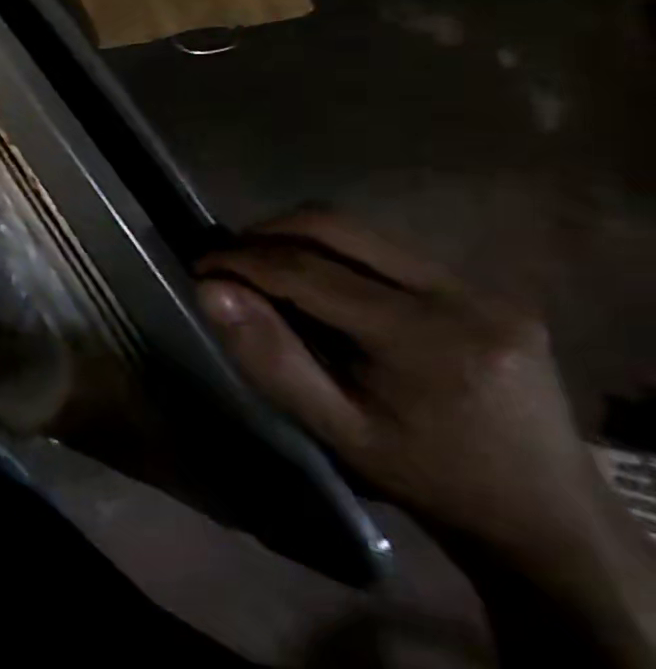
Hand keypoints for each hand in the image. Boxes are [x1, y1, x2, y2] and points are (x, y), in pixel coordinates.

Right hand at [195, 211, 606, 564]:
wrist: (542, 513)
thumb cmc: (423, 476)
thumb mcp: (332, 427)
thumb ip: (270, 355)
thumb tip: (210, 289)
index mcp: (427, 337)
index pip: (308, 269)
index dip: (240, 260)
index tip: (196, 267)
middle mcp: (463, 296)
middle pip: (336, 227)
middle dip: (264, 235)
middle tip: (224, 262)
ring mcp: (482, 288)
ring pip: (360, 231)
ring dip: (296, 241)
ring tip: (259, 272)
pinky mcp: (485, 290)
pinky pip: (385, 250)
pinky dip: (332, 254)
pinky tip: (312, 286)